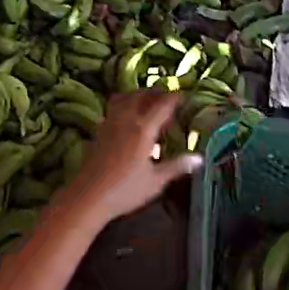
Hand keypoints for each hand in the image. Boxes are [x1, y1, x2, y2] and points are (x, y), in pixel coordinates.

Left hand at [64, 91, 200, 224]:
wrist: (88, 197)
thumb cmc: (125, 191)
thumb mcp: (156, 181)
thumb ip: (177, 166)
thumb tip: (199, 158)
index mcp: (143, 129)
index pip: (162, 105)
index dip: (175, 98)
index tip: (185, 95)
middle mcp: (126, 120)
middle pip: (141, 95)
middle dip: (156, 92)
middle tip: (168, 97)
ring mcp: (110, 123)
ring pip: (124, 97)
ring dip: (138, 94)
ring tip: (148, 101)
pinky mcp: (99, 130)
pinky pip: (113, 107)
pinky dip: (123, 103)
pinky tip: (127, 116)